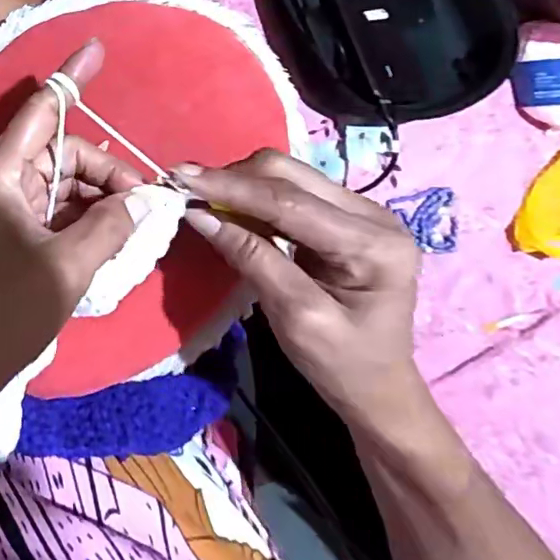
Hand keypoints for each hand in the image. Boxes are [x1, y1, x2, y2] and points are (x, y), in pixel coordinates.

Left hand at [0, 40, 146, 403]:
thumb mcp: (68, 266)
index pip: (41, 112)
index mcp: (0, 176)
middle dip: (105, 168)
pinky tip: (115, 230)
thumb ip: (111, 225)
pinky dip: (85, 214)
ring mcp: (4, 207)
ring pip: (62, 181)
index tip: (95, 47)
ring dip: (99, 194)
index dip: (70, 79)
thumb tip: (147, 200)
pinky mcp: (12, 232)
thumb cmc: (8, 311)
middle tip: (144, 202)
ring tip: (135, 219)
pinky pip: (55, 207)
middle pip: (61, 151)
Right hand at [171, 148, 422, 418]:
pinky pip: (291, 189)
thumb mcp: (295, 318)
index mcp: (373, 245)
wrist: (377, 385)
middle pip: (290, 174)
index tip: (182, 179)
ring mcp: (362, 210)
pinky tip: (230, 208)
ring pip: (288, 175)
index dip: (231, 187)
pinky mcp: (345, 214)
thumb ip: (252, 260)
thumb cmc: (341, 363)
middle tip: (187, 190)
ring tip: (203, 199)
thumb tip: (200, 215)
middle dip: (233, 179)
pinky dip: (253, 195)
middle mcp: (374, 215)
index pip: (289, 202)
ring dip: (240, 184)